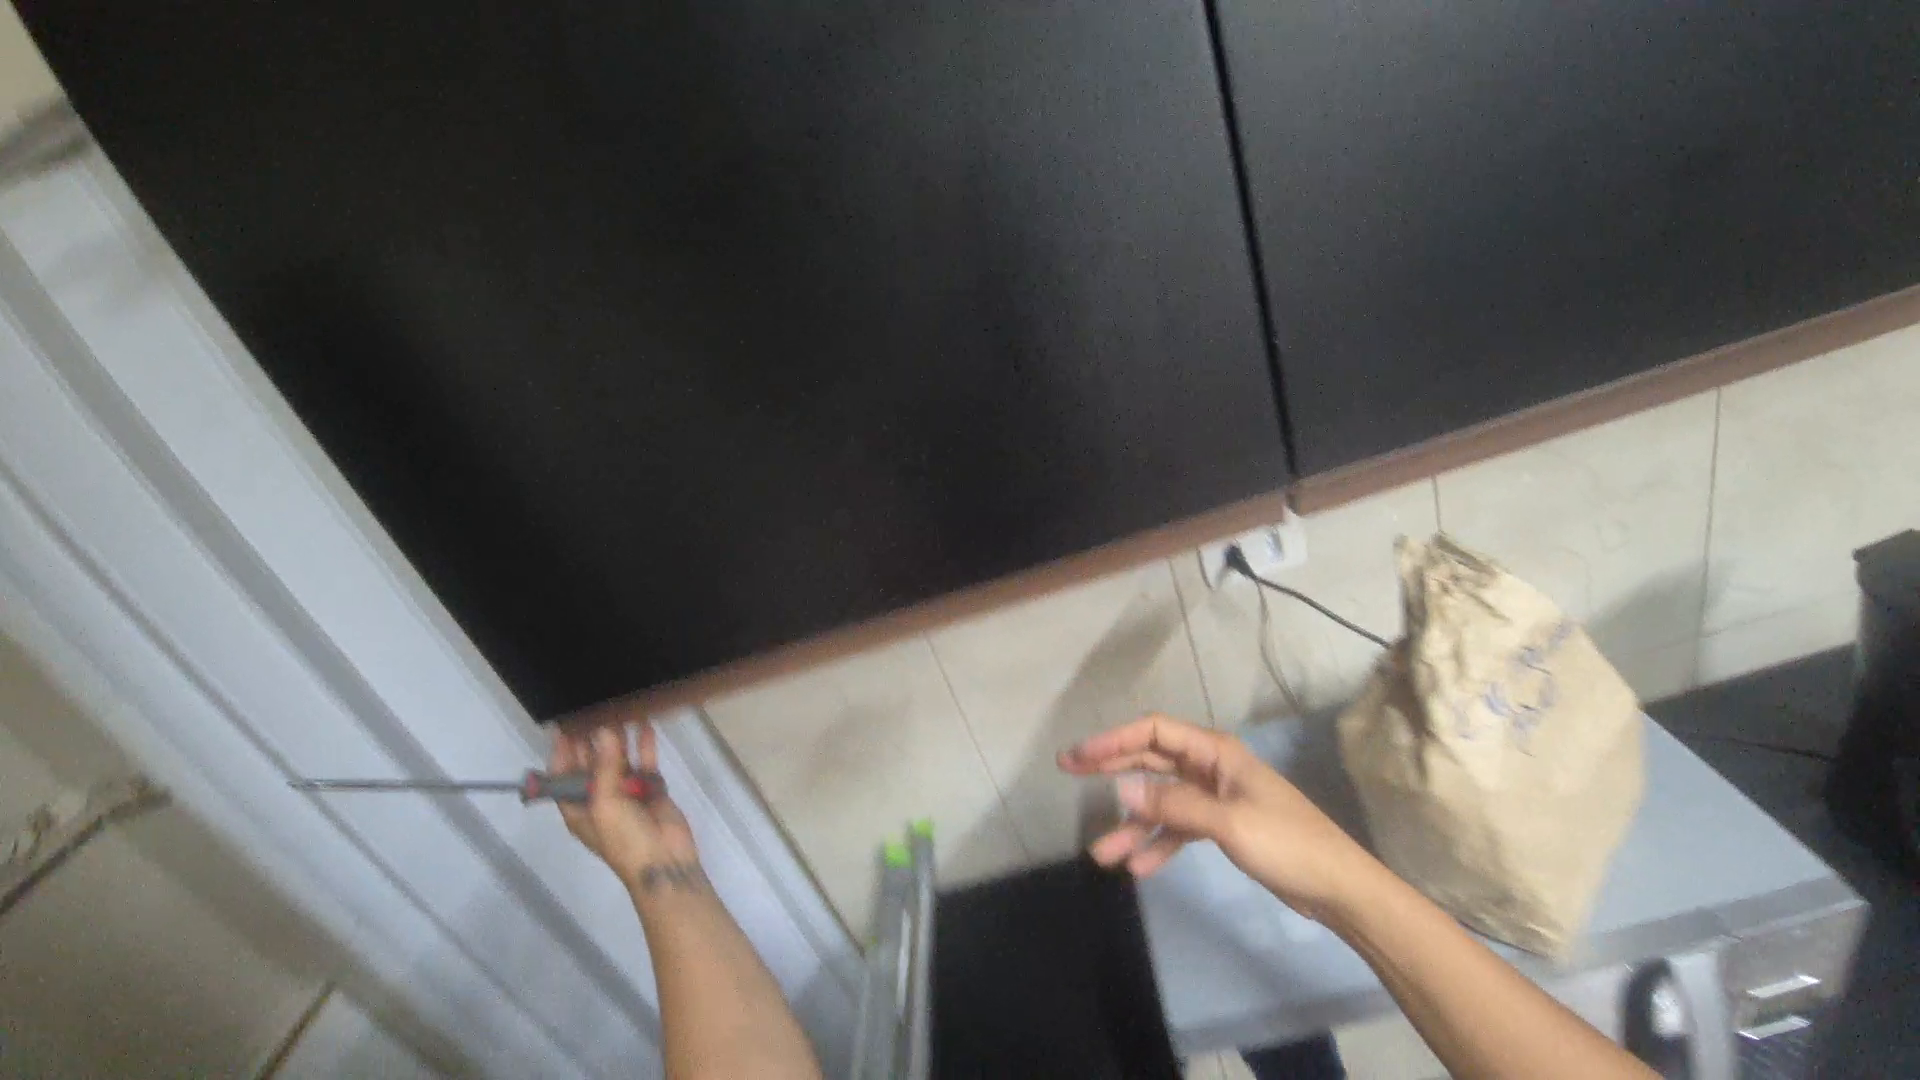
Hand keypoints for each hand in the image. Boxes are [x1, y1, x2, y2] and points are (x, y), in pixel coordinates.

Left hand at [551, 719, 699, 892]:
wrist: (664, 860)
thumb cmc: (624, 838)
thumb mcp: (606, 803)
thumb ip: (605, 766)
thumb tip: (603, 730)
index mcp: (578, 808)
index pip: (563, 776)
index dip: (561, 752)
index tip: (562, 726)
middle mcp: (599, 797)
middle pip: (591, 764)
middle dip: (591, 740)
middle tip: (591, 709)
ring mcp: (626, 792)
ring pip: (619, 760)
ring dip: (618, 740)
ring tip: (617, 710)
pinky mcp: (650, 788)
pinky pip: (645, 763)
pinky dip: (644, 746)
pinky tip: (644, 725)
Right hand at [1058, 714, 1379, 921]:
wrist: (1338, 887)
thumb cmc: (1287, 843)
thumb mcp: (1228, 822)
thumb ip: (1174, 804)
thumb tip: (1120, 788)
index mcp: (1215, 752)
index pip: (1154, 732)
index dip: (1114, 740)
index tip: (1079, 756)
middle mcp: (1210, 767)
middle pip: (1151, 761)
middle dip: (1111, 770)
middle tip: (1068, 773)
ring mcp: (1214, 797)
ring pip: (1160, 801)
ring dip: (1131, 824)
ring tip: (1100, 852)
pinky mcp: (1220, 826)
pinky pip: (1177, 828)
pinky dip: (1158, 845)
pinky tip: (1137, 867)